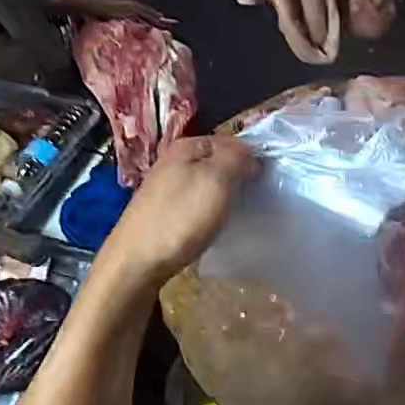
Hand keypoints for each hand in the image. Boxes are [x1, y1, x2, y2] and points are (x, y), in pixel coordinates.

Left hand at [95, 135, 257, 290]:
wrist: (136, 263)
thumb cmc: (179, 218)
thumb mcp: (216, 179)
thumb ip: (236, 158)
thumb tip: (250, 156)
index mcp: (186, 145)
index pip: (232, 141)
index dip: (253, 157)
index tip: (267, 180)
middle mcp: (173, 161)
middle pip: (218, 162)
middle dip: (239, 178)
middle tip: (256, 198)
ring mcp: (166, 188)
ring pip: (208, 184)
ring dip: (225, 196)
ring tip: (238, 214)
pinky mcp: (163, 213)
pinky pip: (196, 204)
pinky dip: (209, 212)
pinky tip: (214, 227)